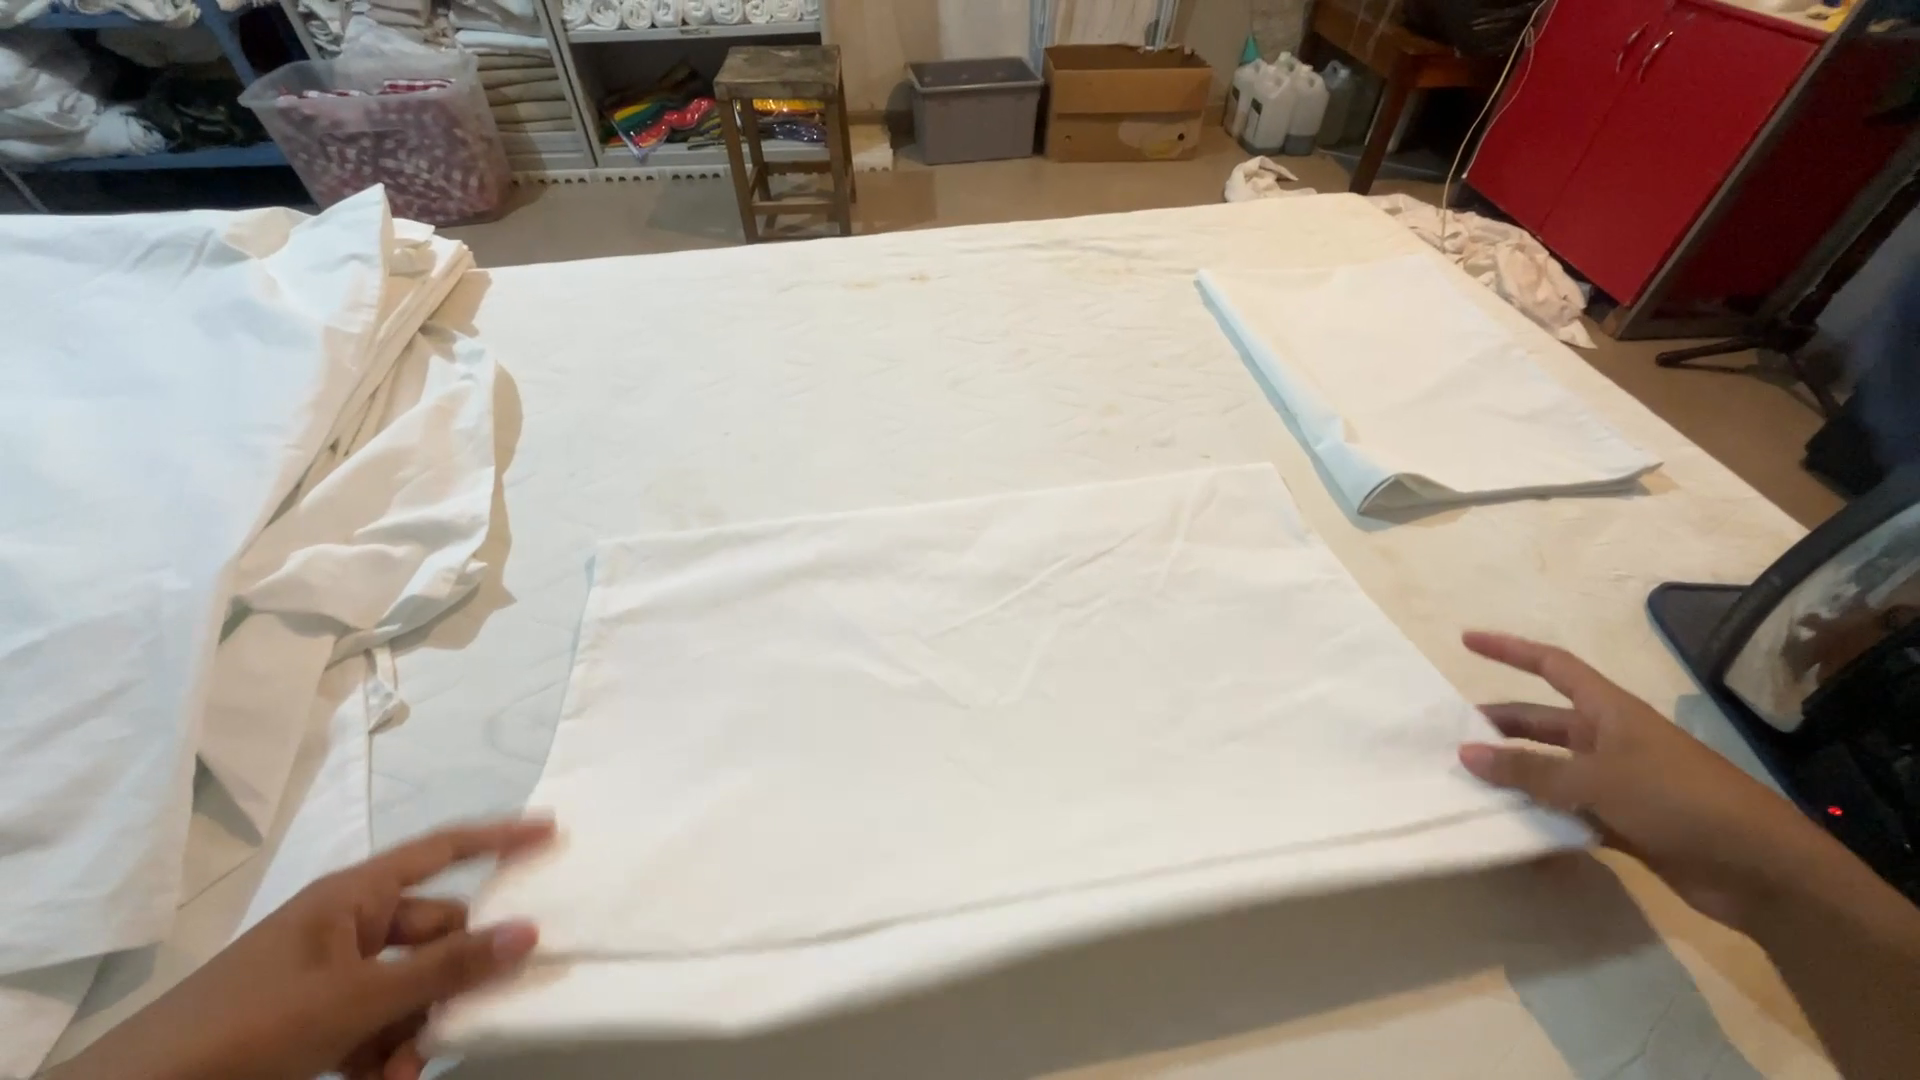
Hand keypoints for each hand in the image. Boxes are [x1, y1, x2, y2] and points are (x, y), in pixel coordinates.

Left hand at [56, 818, 553, 1079]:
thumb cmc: (246, 1028)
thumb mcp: (354, 1000)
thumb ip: (446, 968)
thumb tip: (529, 932)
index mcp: (356, 896)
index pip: (444, 849)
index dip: (500, 837)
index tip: (553, 831)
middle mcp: (350, 924)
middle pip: (434, 934)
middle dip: (452, 981)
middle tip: (466, 1017)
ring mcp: (331, 972)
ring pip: (410, 985)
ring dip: (418, 1027)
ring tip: (401, 1071)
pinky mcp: (314, 1017)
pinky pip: (378, 1018)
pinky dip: (386, 1049)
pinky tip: (379, 1079)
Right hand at [1456, 631, 1833, 930]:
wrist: (1764, 873)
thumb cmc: (1680, 802)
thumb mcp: (1597, 781)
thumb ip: (1528, 770)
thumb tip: (1465, 753)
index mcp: (1610, 713)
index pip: (1552, 666)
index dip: (1509, 650)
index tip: (1466, 640)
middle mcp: (1610, 740)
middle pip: (1540, 722)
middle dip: (1498, 726)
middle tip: (1450, 735)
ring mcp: (1617, 782)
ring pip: (1549, 769)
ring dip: (1513, 775)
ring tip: (1466, 782)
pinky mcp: (1623, 822)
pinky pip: (1565, 810)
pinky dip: (1537, 815)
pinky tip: (1506, 827)